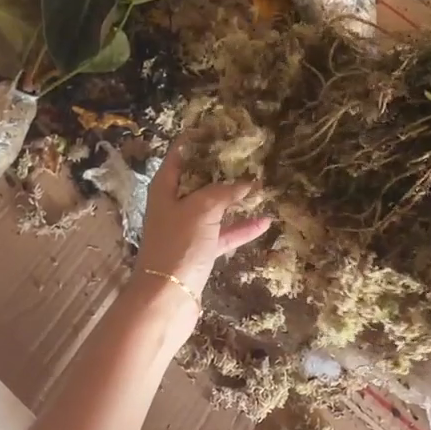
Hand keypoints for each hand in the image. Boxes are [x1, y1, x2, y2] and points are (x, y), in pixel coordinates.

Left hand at [136, 142, 273, 301]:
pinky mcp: (199, 253)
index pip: (179, 155)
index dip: (195, 141)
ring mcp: (186, 230)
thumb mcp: (201, 209)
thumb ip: (224, 192)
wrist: (166, 299)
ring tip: (260, 186)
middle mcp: (173, 204)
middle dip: (220, 169)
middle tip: (245, 154)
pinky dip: (241, 228)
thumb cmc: (178, 245)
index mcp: (165, 187)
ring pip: (213, 207)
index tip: (216, 129)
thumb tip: (247, 182)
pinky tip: (265, 221)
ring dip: (234, 199)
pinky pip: (223, 234)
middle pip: (198, 180)